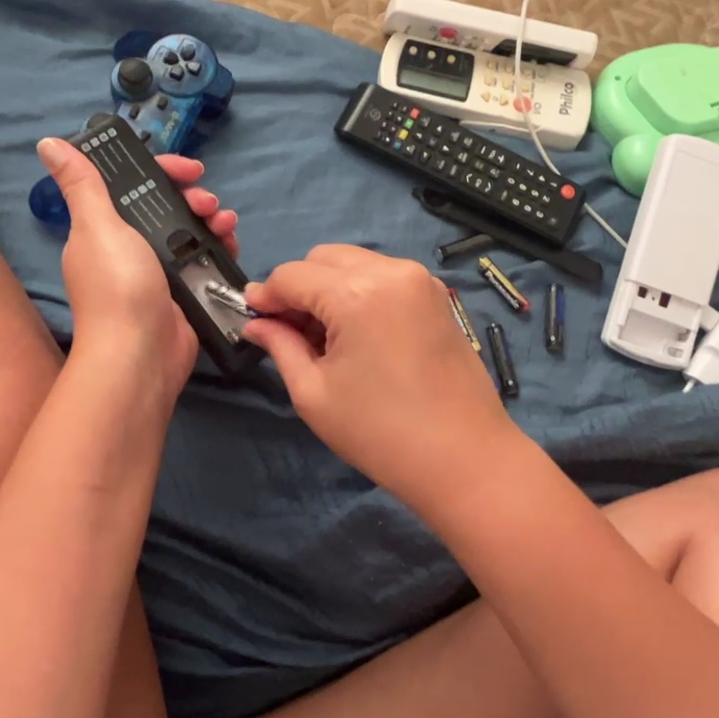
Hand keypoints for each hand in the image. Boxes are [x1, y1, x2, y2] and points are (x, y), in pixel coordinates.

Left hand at [37, 138, 239, 403]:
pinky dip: (219, 246)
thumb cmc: (117, 285)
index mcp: (104, 227)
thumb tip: (49, 143)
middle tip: (208, 204)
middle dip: (193, 197)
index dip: (164, 171)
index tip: (189, 170)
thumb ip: (82, 184)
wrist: (140, 353)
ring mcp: (159, 269)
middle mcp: (130, 245)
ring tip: (225, 223)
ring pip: (191, 230)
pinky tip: (231, 244)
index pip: (135, 185)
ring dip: (212, 219)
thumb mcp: (97, 226)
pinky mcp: (184, 290)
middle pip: (168, 205)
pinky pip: (205, 257)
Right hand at [241, 245, 519, 503]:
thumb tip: (256, 323)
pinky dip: (360, 291)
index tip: (253, 319)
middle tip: (290, 332)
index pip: (292, 275)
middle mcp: (390, 271)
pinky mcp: (436, 295)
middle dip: (299, 287)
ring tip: (325, 337)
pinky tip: (358, 335)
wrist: (465, 458)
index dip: (266, 295)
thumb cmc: (381, 433)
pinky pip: (383, 276)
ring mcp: (419, 280)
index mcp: (356, 293)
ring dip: (329, 287)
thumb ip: (281, 346)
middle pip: (323, 258)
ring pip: (354, 262)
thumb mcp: (314, 394)